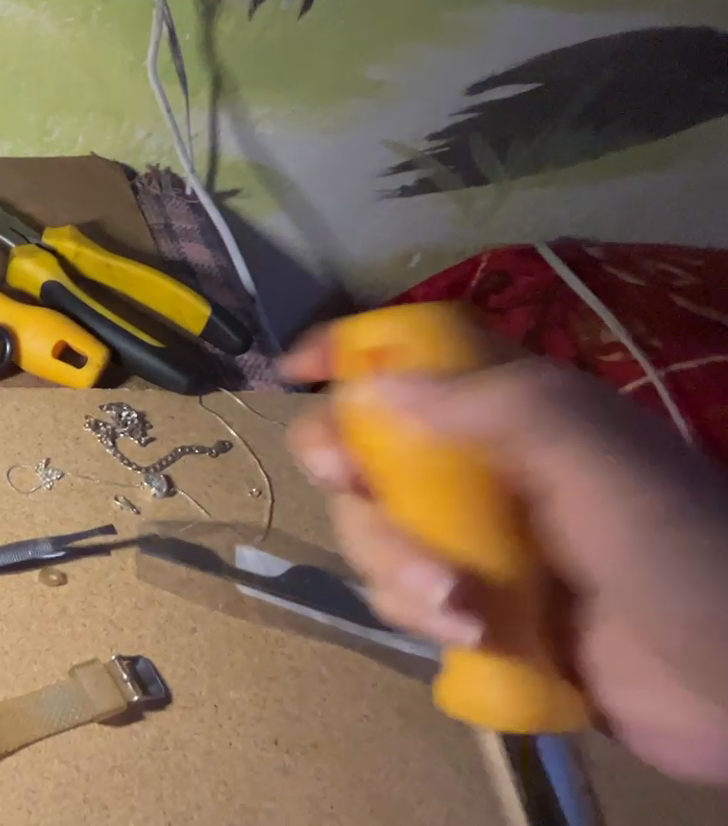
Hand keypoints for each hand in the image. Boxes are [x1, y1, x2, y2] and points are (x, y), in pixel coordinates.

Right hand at [283, 337, 727, 784]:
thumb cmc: (689, 558)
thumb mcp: (610, 466)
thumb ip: (502, 409)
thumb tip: (371, 385)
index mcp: (507, 413)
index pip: (411, 354)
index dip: (346, 350)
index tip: (295, 370)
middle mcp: (468, 463)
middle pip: (354, 443)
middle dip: (345, 473)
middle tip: (351, 489)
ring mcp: (460, 531)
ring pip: (361, 522)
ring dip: (390, 561)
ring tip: (454, 605)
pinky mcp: (458, 595)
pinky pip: (387, 586)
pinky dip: (410, 608)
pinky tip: (464, 632)